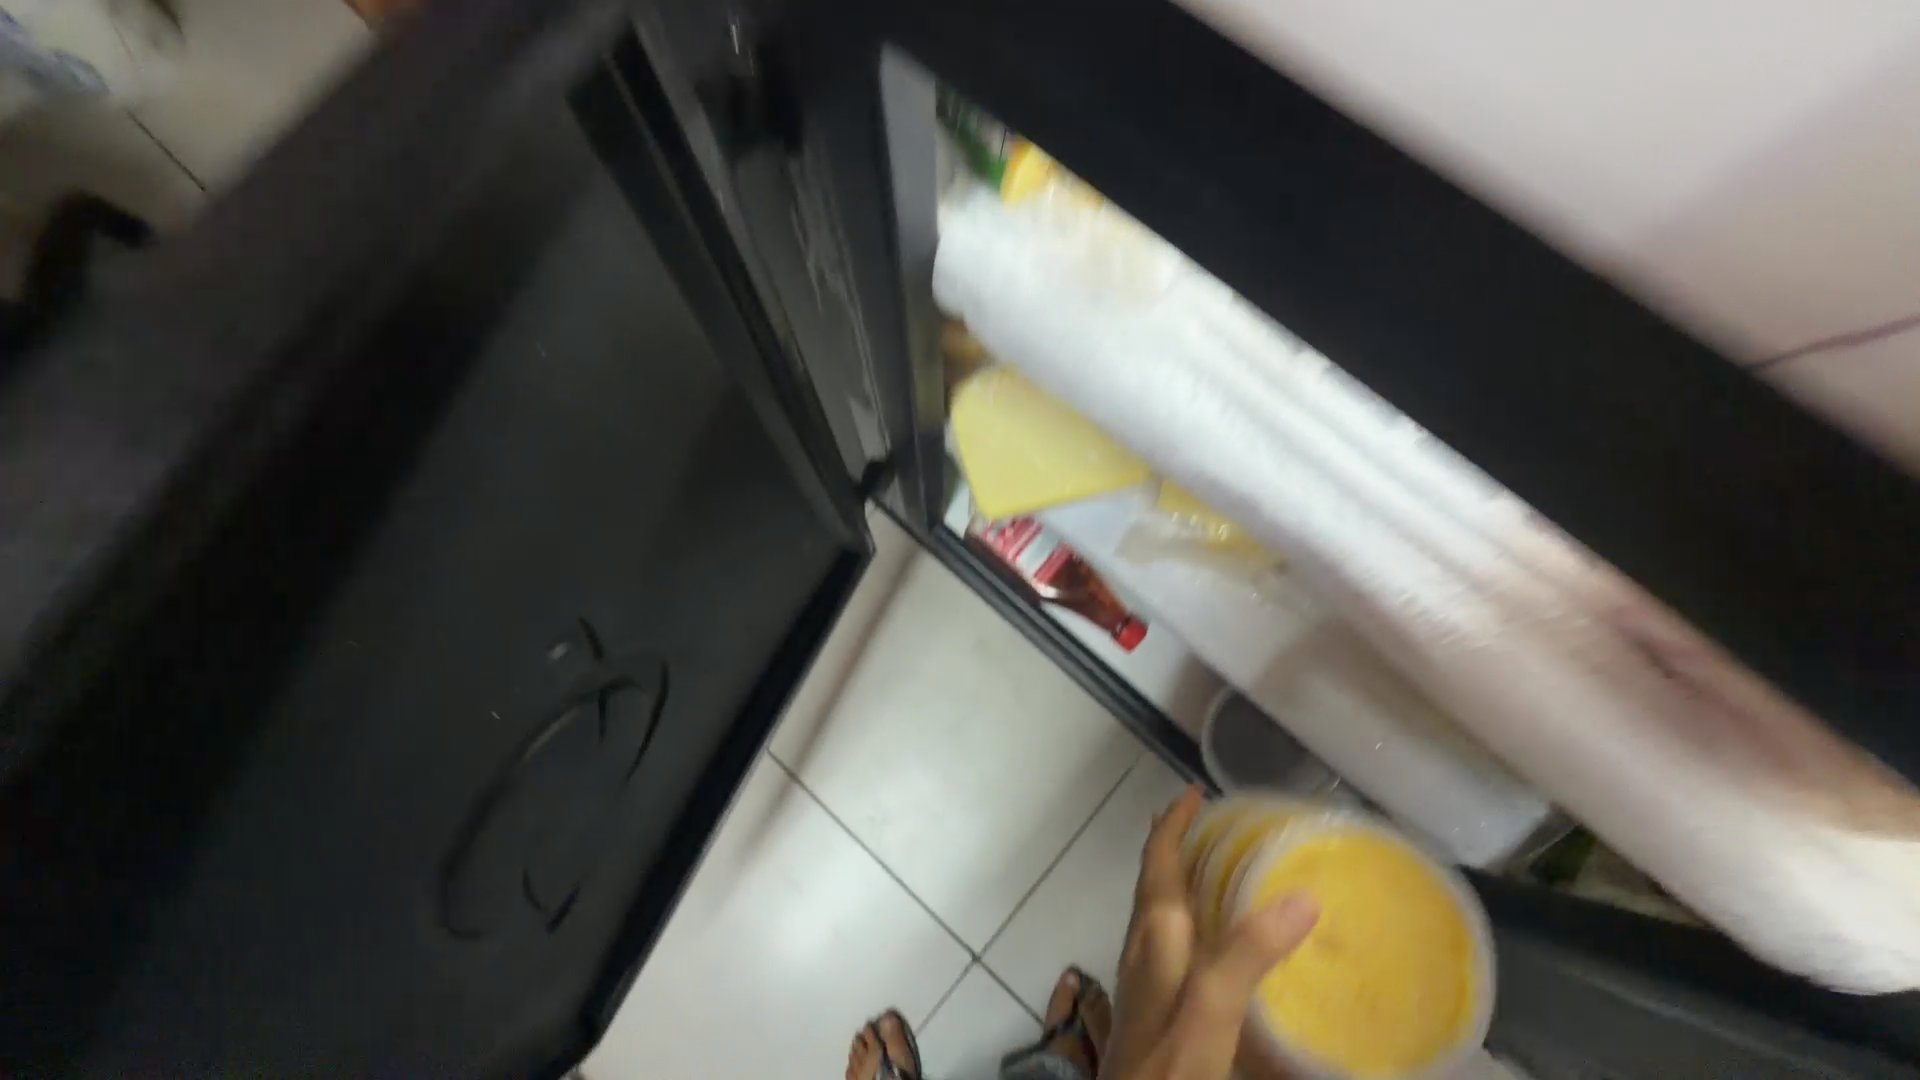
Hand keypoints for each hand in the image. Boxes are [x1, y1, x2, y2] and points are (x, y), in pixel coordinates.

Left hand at [1102, 787, 1318, 1079]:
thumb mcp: (1213, 1005)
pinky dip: (1192, 921)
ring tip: (1220, 869)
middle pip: (1156, 880)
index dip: (1173, 822)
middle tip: (1217, 825)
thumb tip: (1301, 895)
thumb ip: (1249, 952)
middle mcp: (1145, 945)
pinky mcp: (1156, 1004)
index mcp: (1155, 933)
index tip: (1195, 792)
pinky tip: (1216, 944)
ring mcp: (1146, 976)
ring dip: (1183, 880)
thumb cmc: (1168, 1062)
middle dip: (1179, 845)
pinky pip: (1171, 942)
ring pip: (1161, 910)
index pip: (1159, 860)